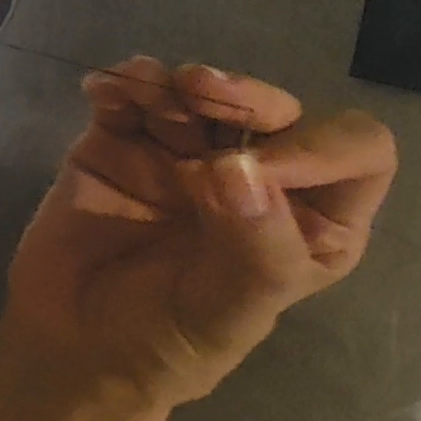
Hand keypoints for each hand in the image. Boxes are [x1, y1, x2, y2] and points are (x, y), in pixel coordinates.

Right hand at [4, 58, 396, 412]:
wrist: (70, 335)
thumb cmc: (166, 338)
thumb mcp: (227, 310)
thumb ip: (249, 243)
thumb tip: (237, 165)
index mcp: (306, 222)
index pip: (349, 158)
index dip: (316, 147)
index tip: (252, 165)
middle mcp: (249, 181)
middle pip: (270, 113)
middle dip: (240, 94)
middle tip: (197, 90)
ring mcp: (174, 157)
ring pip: (190, 95)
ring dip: (168, 83)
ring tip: (136, 91)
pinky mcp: (112, 146)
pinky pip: (122, 101)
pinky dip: (115, 84)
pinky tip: (100, 90)